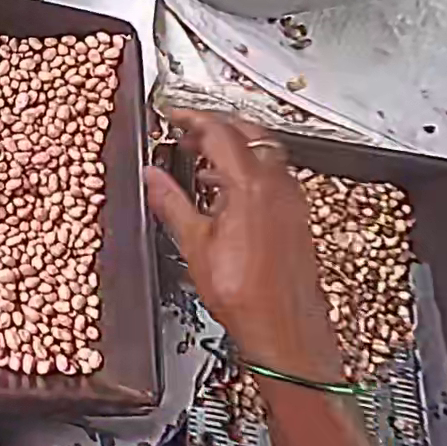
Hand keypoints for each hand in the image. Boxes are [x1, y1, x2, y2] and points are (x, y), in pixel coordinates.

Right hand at [143, 109, 342, 380]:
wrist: (286, 330)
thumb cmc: (244, 294)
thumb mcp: (193, 244)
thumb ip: (170, 202)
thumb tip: (151, 176)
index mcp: (251, 187)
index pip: (221, 133)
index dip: (192, 119)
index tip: (172, 115)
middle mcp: (278, 187)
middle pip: (249, 133)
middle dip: (214, 125)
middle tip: (184, 129)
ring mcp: (291, 201)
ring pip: (263, 151)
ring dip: (230, 145)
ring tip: (196, 155)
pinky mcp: (295, 216)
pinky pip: (271, 174)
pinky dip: (244, 167)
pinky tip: (220, 186)